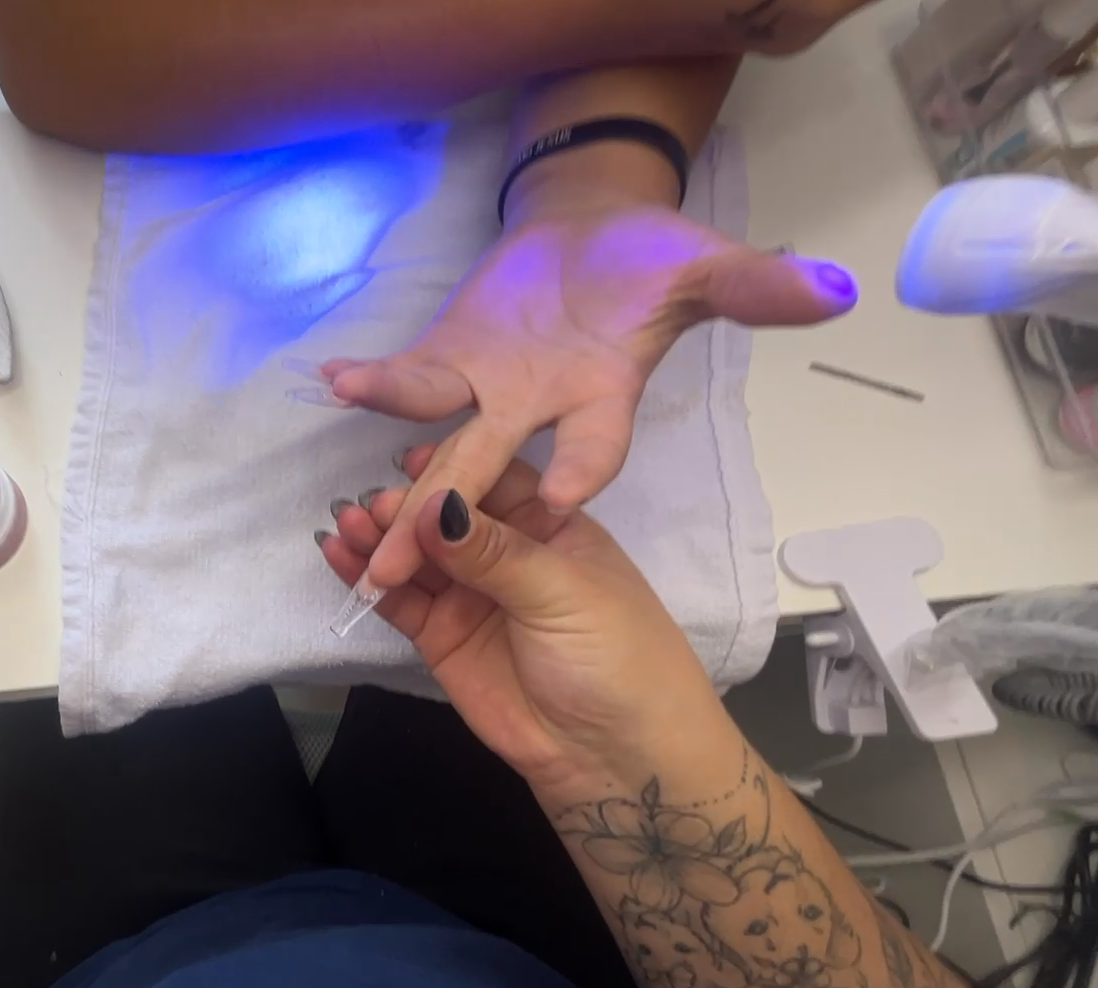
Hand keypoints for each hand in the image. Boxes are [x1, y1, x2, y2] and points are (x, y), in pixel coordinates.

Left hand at [308, 199, 856, 593]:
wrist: (585, 233)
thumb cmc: (647, 262)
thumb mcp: (703, 269)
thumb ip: (748, 285)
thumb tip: (832, 290)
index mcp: (597, 402)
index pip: (593, 446)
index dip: (580, 469)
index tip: (562, 500)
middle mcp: (532, 413)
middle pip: (483, 476)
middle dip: (439, 522)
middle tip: (390, 573)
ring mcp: (482, 395)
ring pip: (435, 447)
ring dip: (395, 484)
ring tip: (352, 517)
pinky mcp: (445, 364)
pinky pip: (407, 381)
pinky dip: (374, 381)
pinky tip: (336, 382)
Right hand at [319, 451, 729, 789]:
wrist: (609, 758)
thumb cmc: (614, 660)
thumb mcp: (563, 594)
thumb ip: (493, 552)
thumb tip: (432, 506)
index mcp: (548, 527)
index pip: (493, 481)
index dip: (453, 469)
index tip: (409, 461)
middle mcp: (501, 553)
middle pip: (444, 516)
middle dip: (406, 508)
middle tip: (371, 507)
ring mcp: (465, 593)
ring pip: (413, 555)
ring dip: (377, 538)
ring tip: (346, 524)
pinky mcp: (436, 633)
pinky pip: (396, 599)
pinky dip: (364, 578)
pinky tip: (338, 554)